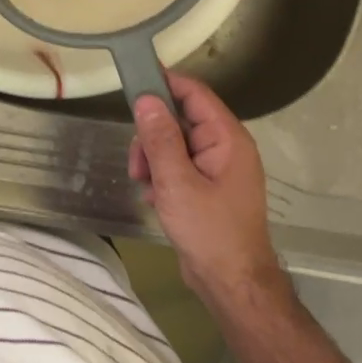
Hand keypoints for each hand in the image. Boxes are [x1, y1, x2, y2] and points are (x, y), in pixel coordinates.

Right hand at [127, 71, 281, 301]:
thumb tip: (146, 99)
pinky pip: (177, 165)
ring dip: (152, 160)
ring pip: (173, 144)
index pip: (194, 94)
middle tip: (137, 165)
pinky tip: (155, 197)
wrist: (231, 280)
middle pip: (179, 119)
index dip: (164, 83)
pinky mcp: (207, 186)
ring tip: (145, 186)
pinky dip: (161, 176)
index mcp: (227, 139)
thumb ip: (160, 139)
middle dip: (151, 137)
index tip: (130, 82)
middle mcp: (225, 147)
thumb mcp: (176, 182)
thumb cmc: (209, 230)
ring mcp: (217, 168)